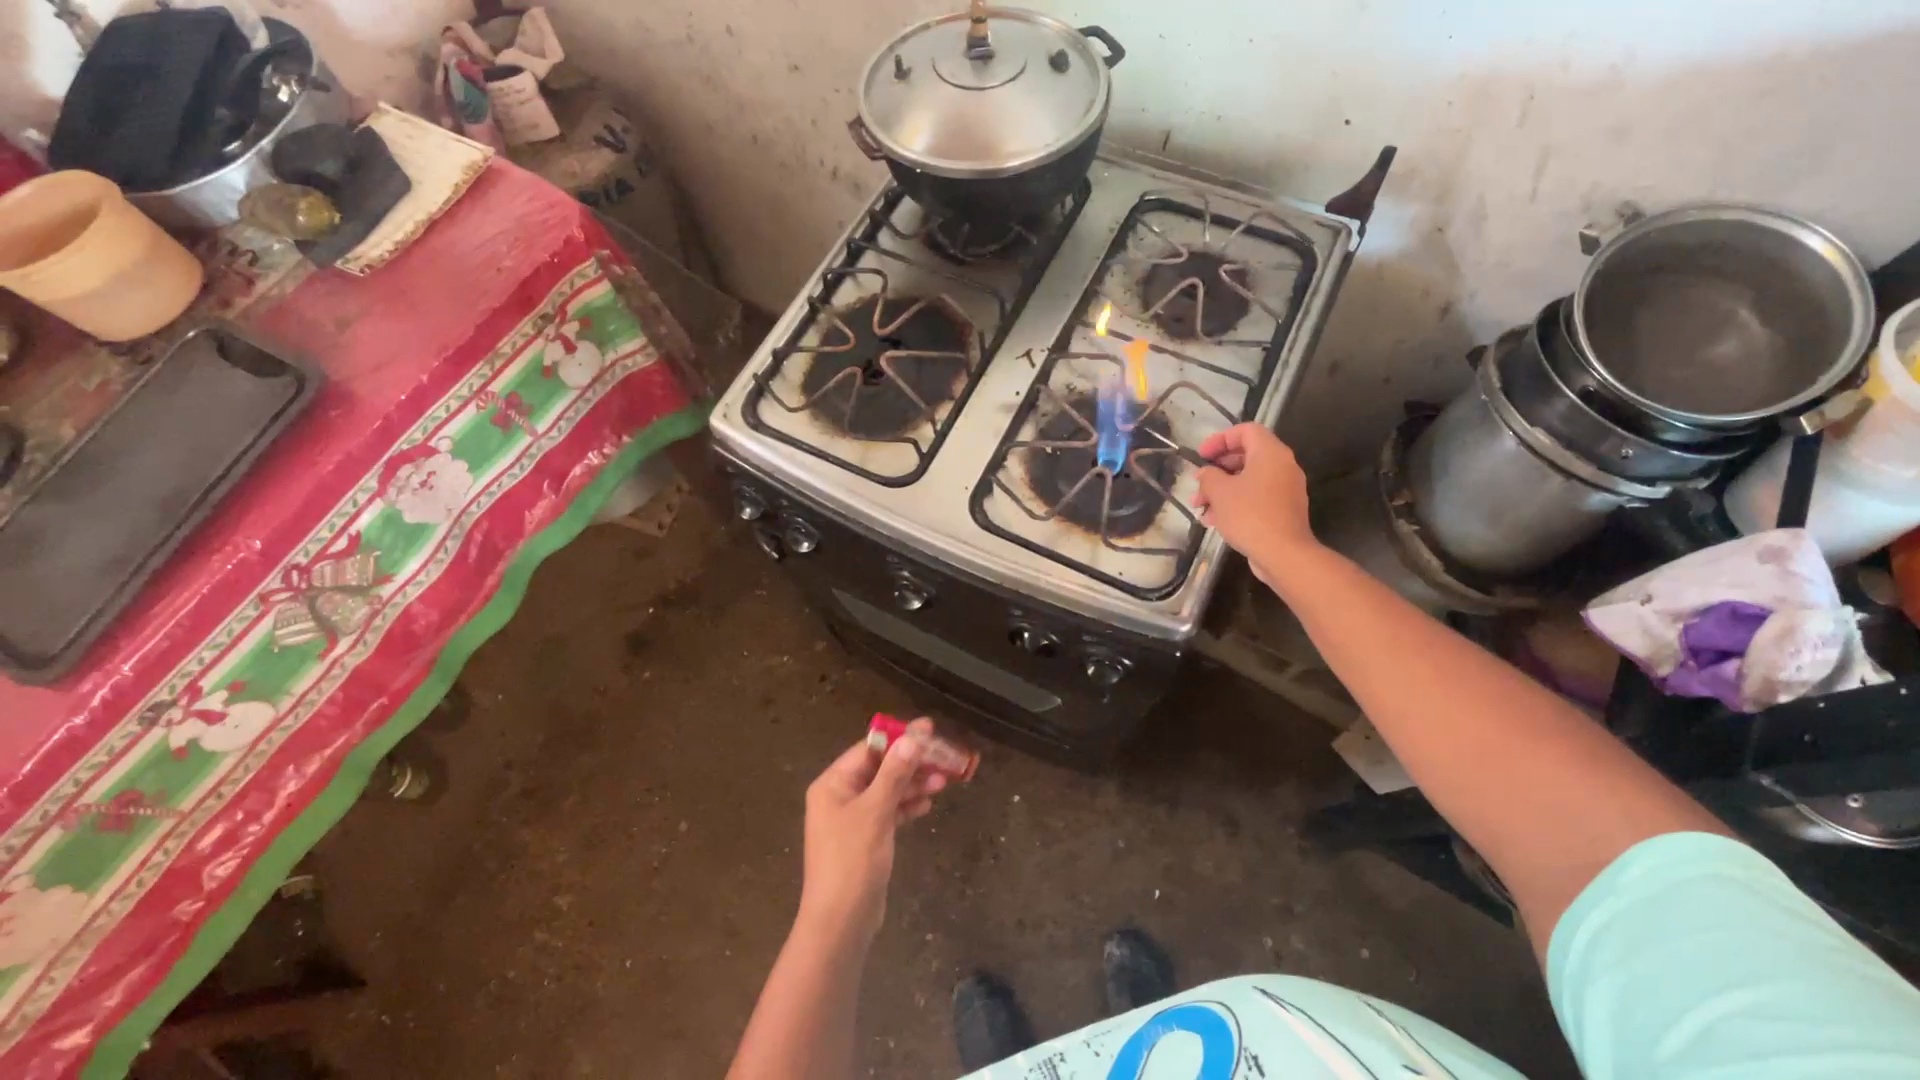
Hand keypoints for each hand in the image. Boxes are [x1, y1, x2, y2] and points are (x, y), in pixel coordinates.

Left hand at [799, 718, 947, 939]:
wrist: (841, 920)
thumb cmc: (853, 860)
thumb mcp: (875, 812)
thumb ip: (894, 773)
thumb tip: (912, 737)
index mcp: (832, 784)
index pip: (869, 750)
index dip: (900, 738)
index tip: (930, 730)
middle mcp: (839, 797)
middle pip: (880, 769)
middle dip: (911, 763)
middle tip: (944, 757)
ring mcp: (852, 820)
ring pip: (887, 791)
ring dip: (913, 785)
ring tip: (943, 781)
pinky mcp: (865, 840)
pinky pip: (888, 813)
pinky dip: (906, 807)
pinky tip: (927, 805)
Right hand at [1193, 423, 1318, 582]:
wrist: (1283, 553)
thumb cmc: (1249, 515)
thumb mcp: (1220, 492)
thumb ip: (1208, 476)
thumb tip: (1206, 473)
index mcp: (1270, 453)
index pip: (1246, 430)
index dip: (1220, 439)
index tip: (1202, 455)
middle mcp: (1283, 466)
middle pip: (1246, 456)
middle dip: (1217, 469)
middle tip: (1198, 483)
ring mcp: (1286, 489)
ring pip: (1249, 480)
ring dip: (1223, 490)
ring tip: (1200, 507)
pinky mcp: (1284, 510)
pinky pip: (1257, 497)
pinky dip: (1236, 502)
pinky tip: (1215, 520)